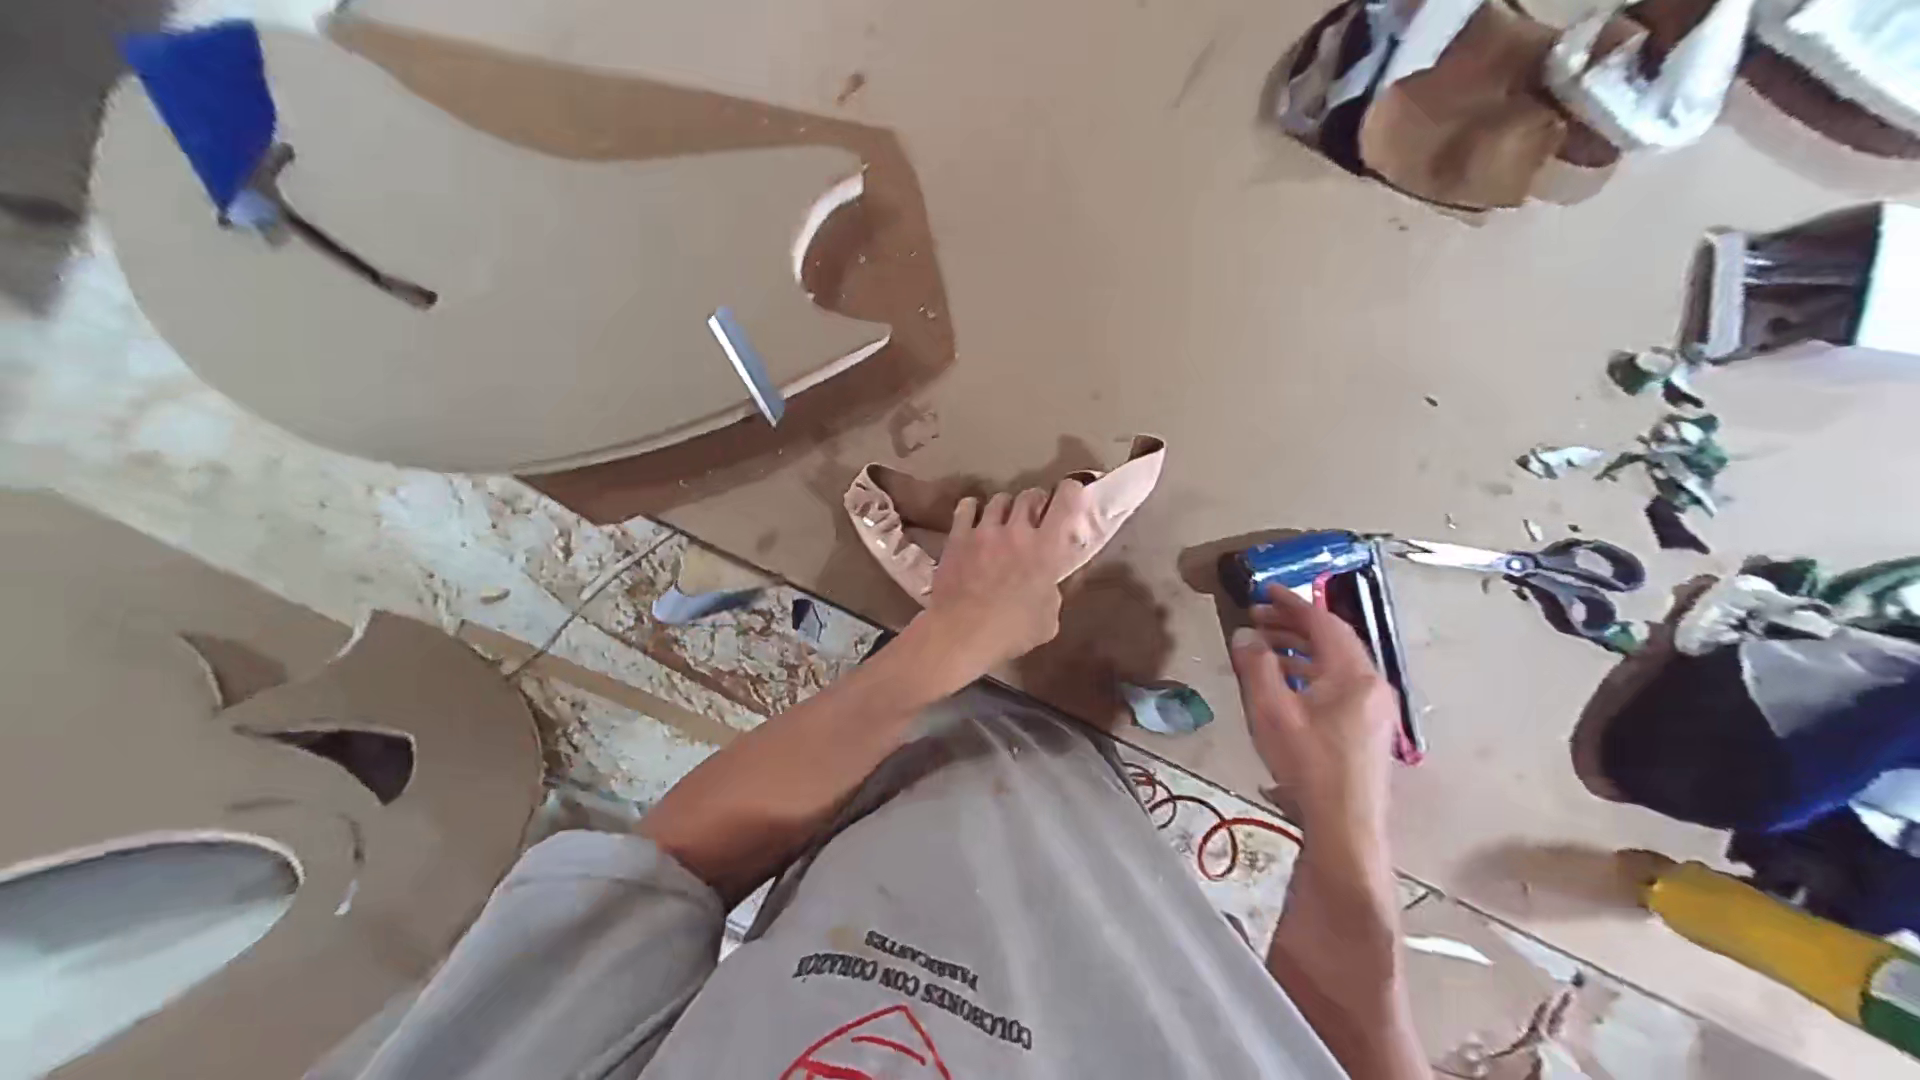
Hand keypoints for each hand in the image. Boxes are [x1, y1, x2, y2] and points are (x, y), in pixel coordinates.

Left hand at [918, 480, 1091, 677]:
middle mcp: (1017, 531)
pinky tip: (975, 516)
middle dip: (1036, 501)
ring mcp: (985, 530)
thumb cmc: (1011, 631)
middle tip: (1035, 515)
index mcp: (1047, 548)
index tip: (1071, 493)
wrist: (961, 632)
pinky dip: (974, 508)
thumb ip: (1053, 593)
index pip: (1066, 500)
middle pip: (1030, 494)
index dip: (1071, 490)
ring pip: (1000, 499)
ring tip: (1004, 518)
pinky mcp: (958, 536)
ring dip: (1007, 506)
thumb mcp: (1048, 618)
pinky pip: (967, 507)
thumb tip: (1049, 584)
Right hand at [1228, 585, 1398, 839]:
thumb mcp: (1271, 711)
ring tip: (1264, 646)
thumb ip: (1256, 666)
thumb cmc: (1308, 764)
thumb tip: (1245, 635)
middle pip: (1333, 640)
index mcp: (1354, 675)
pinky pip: (1338, 683)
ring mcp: (1373, 708)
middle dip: (1293, 624)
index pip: (1323, 624)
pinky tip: (1284, 682)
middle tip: (1257, 617)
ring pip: (1335, 663)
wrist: (1344, 825)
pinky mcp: (1366, 727)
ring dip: (1300, 648)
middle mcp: (1371, 685)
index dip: (1292, 603)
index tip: (1264, 590)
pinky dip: (1309, 671)